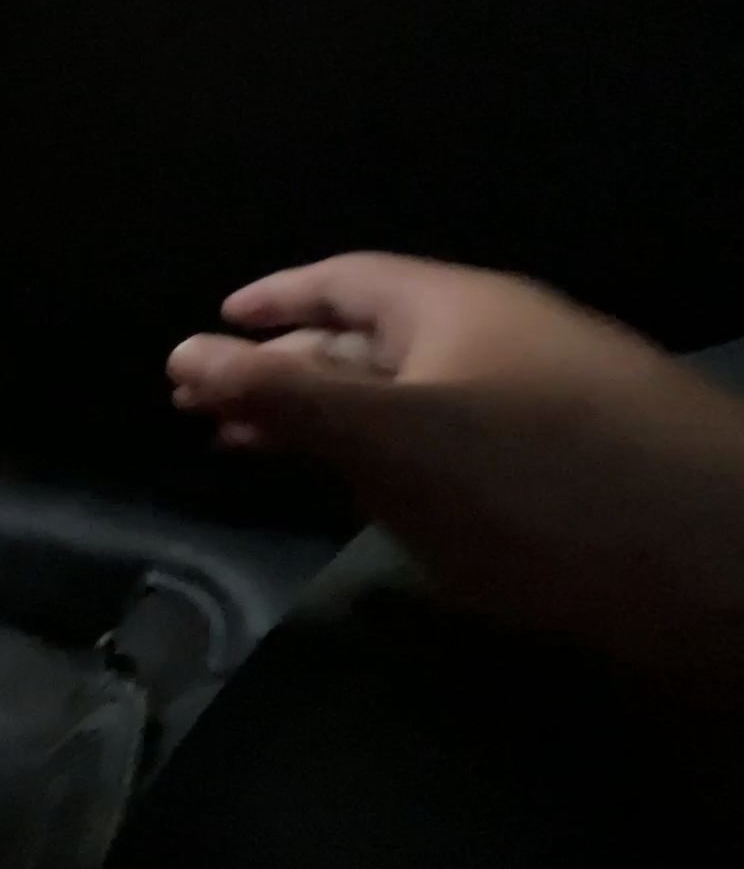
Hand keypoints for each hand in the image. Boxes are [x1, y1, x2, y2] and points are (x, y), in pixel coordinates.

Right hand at [167, 253, 743, 675]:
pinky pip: (421, 439)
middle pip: (357, 338)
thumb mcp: (385, 432)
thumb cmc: (538, 486)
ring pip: (386, 394)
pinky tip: (333, 476)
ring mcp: (518, 409)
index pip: (346, 280)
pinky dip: (358, 448)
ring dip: (306, 412)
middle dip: (271, 365)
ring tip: (238, 440)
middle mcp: (490, 346)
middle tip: (199, 400)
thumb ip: (274, 390)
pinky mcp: (537, 469)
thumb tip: (180, 351)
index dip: (273, 296)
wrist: (734, 588)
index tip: (214, 321)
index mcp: (458, 311)